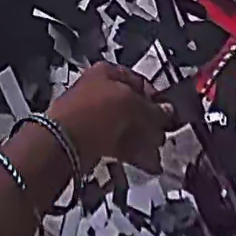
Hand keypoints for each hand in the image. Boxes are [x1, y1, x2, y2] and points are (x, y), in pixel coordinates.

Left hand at [45, 63, 172, 171]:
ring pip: (128, 127)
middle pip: (133, 105)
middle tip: (164, 133)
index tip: (169, 111)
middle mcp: (100, 91)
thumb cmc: (90, 111)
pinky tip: (149, 163)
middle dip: (151, 121)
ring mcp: (96, 116)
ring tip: (159, 151)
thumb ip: (152, 108)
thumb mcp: (130, 103)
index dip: (155, 96)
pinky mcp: (95, 140)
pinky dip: (135, 153)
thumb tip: (167, 111)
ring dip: (145, 140)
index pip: (138, 80)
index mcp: (105, 72)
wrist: (66, 141)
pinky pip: (120, 145)